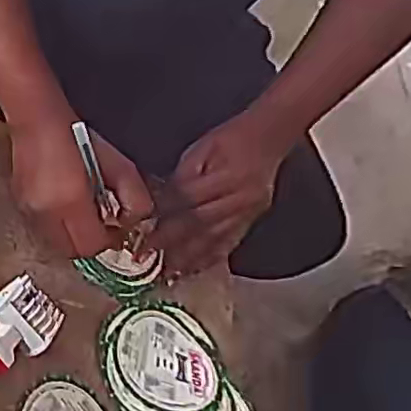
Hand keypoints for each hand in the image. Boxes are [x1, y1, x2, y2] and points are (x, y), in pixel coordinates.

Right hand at [9, 120, 154, 258]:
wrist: (37, 121)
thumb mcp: (120, 165)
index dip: (108, 241)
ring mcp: (29, 210)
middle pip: (71, 251)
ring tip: (82, 211)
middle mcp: (46, 212)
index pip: (91, 246)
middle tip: (102, 225)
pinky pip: (43, 228)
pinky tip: (64, 202)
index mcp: (71, 202)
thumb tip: (132, 220)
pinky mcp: (20, 204)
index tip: (116, 227)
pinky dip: (58, 224)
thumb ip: (135, 198)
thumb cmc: (78, 137)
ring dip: (72, 235)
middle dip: (89, 242)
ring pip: (56, 243)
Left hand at [160, 111, 289, 273]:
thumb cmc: (229, 141)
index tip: (141, 229)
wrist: (269, 138)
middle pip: (200, 223)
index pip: (188, 198)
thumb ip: (179, 178)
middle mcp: (241, 197)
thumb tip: (156, 203)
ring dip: (188, 258)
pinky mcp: (253, 219)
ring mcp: (249, 211)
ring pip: (215, 238)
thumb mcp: (199, 150)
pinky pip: (230, 242)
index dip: (162, 216)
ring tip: (166, 272)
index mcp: (227, 175)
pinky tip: (194, 269)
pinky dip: (209, 258)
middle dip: (169, 242)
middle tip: (146, 256)